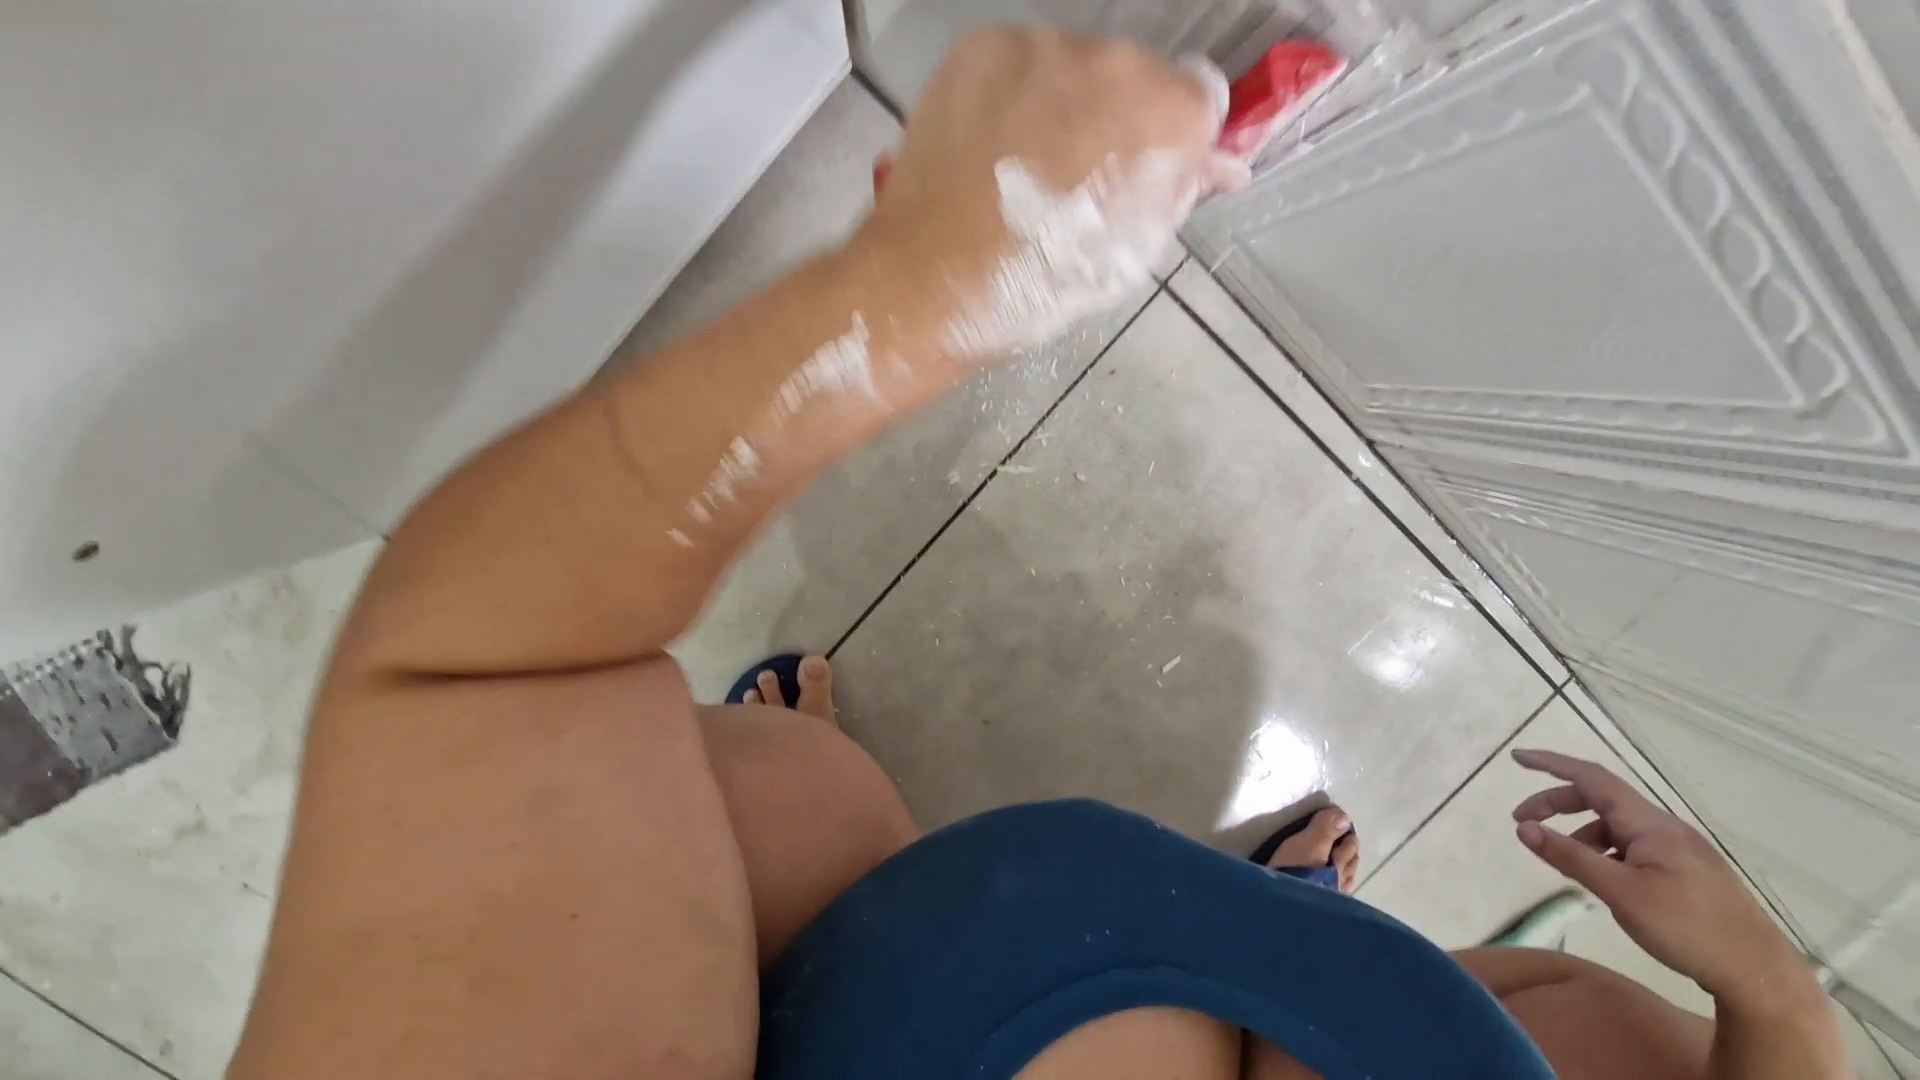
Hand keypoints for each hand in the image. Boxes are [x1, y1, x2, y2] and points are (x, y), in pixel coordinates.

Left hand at [861, 28, 1245, 359]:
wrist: (930, 281)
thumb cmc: (1038, 286)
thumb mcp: (1128, 256)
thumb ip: (1179, 192)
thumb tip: (1217, 164)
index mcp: (1164, 115)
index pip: (1198, 101)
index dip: (1175, 141)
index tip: (1144, 174)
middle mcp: (1111, 61)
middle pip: (1134, 78)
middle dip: (1118, 121)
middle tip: (1076, 179)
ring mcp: (1040, 48)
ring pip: (1071, 67)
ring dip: (1062, 105)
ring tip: (1024, 166)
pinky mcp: (981, 48)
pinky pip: (1017, 64)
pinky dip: (1012, 97)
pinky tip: (989, 147)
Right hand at [1509, 749, 1816, 1010]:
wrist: (1761, 976)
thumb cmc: (1688, 930)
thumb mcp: (1620, 893)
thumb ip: (1569, 856)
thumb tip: (1523, 828)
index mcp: (1650, 824)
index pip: (1592, 778)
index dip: (1551, 763)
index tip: (1516, 757)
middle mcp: (1665, 828)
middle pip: (1600, 799)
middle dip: (1556, 803)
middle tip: (1524, 823)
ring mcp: (1679, 850)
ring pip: (1616, 825)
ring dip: (1580, 832)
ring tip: (1562, 862)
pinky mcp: (1687, 871)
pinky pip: (1633, 846)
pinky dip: (1604, 851)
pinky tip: (1601, 878)